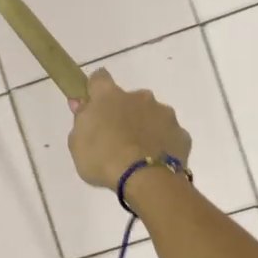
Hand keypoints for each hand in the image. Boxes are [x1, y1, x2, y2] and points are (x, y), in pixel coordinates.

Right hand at [67, 68, 193, 188]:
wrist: (145, 179)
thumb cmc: (103, 159)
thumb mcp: (77, 143)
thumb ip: (81, 120)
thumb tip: (81, 103)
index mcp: (109, 96)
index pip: (99, 78)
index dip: (95, 89)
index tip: (92, 104)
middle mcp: (140, 97)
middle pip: (129, 99)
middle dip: (123, 113)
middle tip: (115, 139)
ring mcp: (164, 113)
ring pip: (151, 115)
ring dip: (143, 127)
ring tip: (136, 154)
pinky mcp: (180, 132)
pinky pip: (167, 134)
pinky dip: (160, 143)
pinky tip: (153, 161)